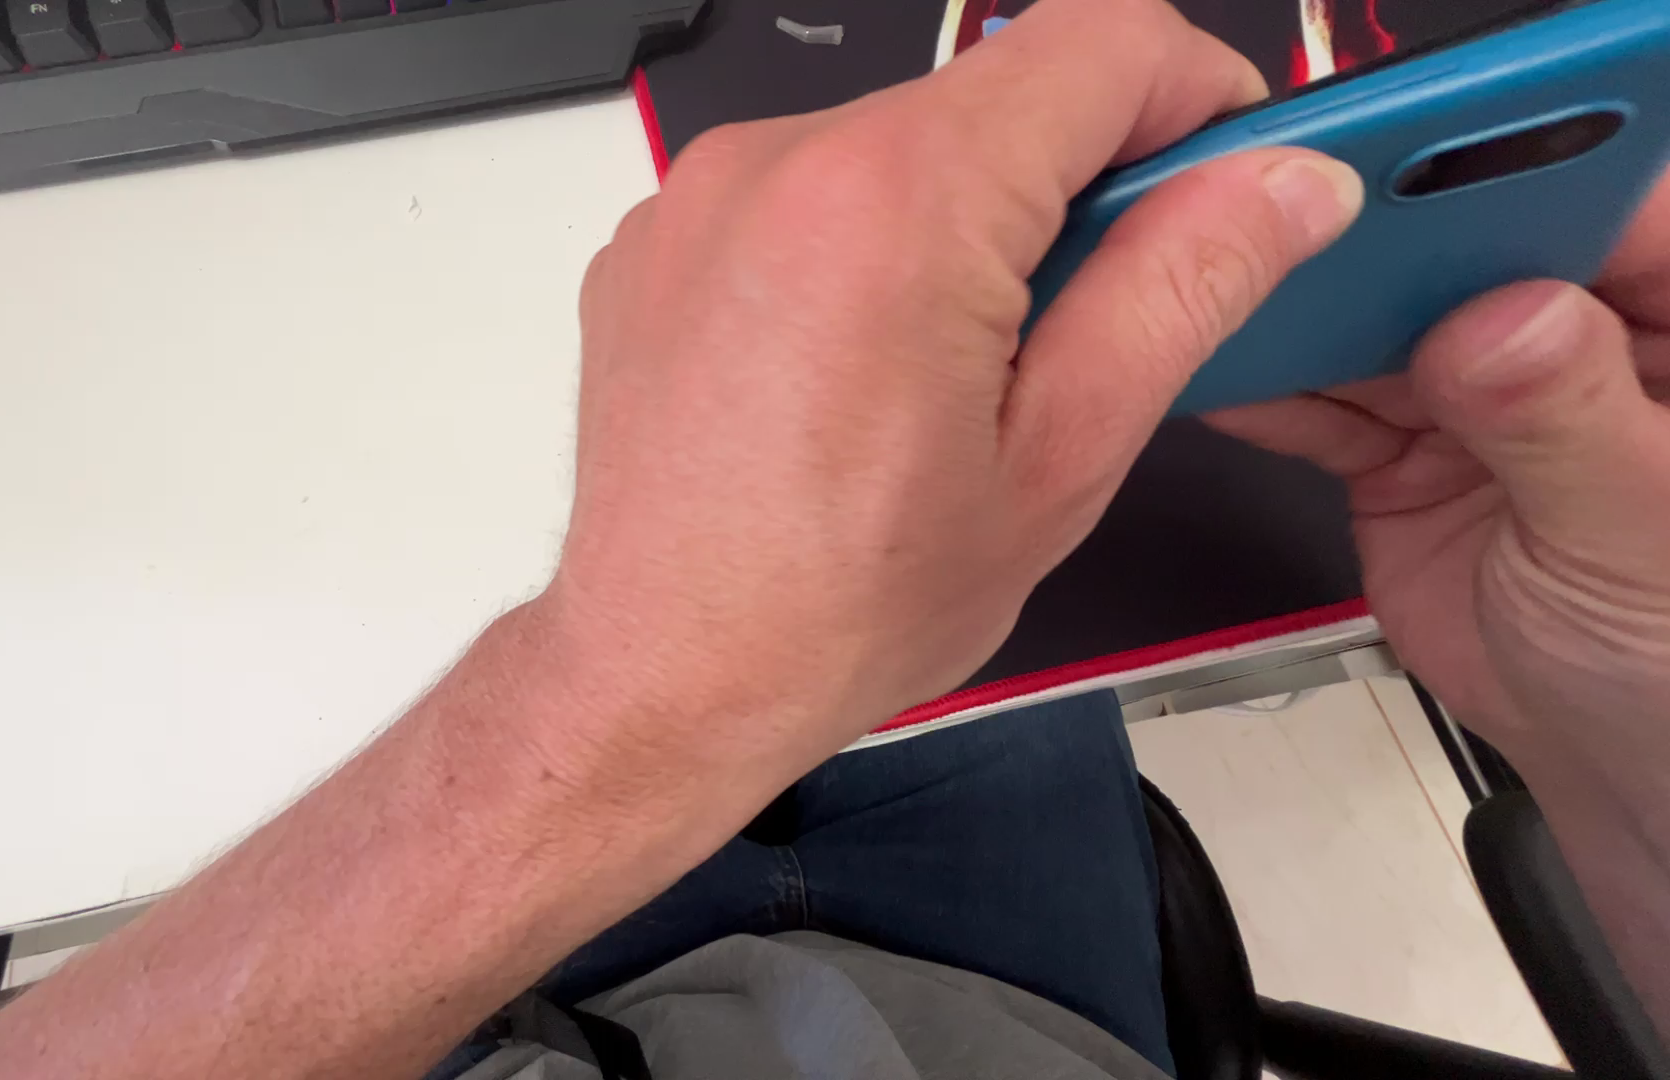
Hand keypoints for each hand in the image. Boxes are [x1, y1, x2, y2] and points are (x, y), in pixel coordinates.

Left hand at [536, 0, 1363, 804]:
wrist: (665, 668)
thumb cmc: (826, 612)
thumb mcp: (1047, 469)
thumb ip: (1174, 296)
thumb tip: (1268, 191)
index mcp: (891, 210)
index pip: (1095, 44)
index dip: (1183, 98)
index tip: (1199, 180)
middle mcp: (766, 176)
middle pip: (978, 105)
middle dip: (1050, 193)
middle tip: (1057, 330)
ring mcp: (688, 213)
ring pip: (877, 159)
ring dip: (936, 235)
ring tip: (925, 382)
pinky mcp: (648, 258)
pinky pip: (785, 211)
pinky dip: (837, 261)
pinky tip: (830, 378)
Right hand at [1207, 178, 1669, 768]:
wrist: (1597, 739)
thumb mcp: (1642, 534)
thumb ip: (1571, 427)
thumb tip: (1497, 323)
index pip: (1613, 225)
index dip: (1524, 181)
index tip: (1418, 166)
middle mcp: (1569, 357)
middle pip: (1460, 271)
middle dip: (1375, 258)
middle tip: (1281, 236)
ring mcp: (1468, 406)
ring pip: (1370, 342)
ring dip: (1301, 334)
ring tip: (1225, 308)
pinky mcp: (1393, 454)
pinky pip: (1321, 415)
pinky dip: (1271, 405)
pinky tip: (1225, 386)